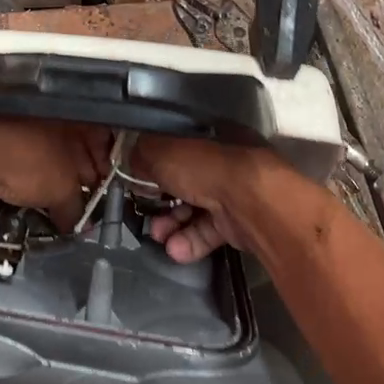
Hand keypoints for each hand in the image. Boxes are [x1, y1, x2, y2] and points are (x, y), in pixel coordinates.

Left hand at [0, 117, 107, 226]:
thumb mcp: (63, 192)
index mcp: (76, 122)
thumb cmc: (29, 163)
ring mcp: (28, 126)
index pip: (104, 143)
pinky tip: (32, 198)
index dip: (108, 170)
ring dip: (54, 181)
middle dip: (81, 179)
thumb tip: (78, 225)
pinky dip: (31, 180)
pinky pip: (27, 162)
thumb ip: (76, 209)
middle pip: (77, 151)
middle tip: (84, 207)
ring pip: (50, 157)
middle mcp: (56, 119)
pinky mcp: (4, 140)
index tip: (106, 195)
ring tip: (58, 208)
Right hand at [130, 135, 294, 263]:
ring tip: (159, 236)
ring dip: (172, 223)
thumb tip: (132, 164)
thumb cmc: (204, 166)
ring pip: (195, 207)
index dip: (152, 162)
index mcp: (208, 132)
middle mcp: (223, 159)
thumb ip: (141, 155)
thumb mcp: (161, 150)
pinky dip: (191, 241)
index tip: (135, 179)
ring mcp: (233, 192)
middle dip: (161, 199)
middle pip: (184, 180)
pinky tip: (176, 250)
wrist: (251, 203)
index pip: (175, 145)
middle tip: (144, 211)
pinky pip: (209, 230)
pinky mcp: (239, 222)